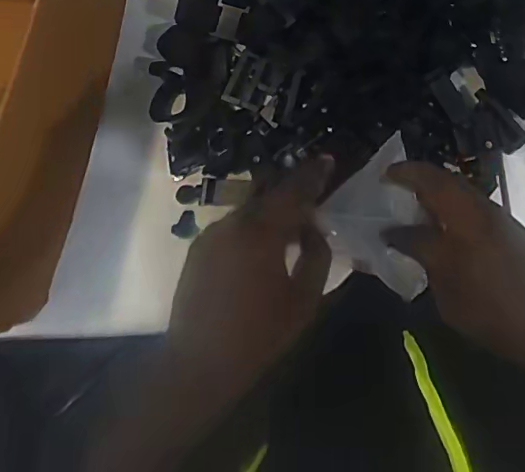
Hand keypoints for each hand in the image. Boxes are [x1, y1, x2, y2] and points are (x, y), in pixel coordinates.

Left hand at [163, 156, 334, 388]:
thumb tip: (313, 229)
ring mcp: (211, 232)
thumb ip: (316, 256)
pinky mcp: (198, 247)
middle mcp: (233, 220)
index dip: (312, 173)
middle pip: (266, 190)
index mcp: (261, 230)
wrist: (198, 363)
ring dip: (268, 212)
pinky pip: (231, 226)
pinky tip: (257, 253)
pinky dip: (250, 228)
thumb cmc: (258, 335)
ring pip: (247, 208)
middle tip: (309, 198)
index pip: (292, 189)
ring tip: (286, 234)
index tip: (327, 159)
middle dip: (289, 188)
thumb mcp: (303, 300)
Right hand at [383, 162, 524, 471]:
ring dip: (432, 184)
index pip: (421, 193)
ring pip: (456, 185)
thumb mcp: (450, 298)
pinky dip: (449, 199)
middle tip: (393, 180)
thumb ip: (423, 259)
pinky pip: (470, 199)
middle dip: (413, 172)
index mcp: (461, 223)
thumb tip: (399, 236)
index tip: (379, 182)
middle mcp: (478, 209)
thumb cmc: (499, 318)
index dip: (398, 187)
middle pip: (440, 177)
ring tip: (413, 199)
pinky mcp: (508, 226)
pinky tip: (442, 220)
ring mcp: (496, 215)